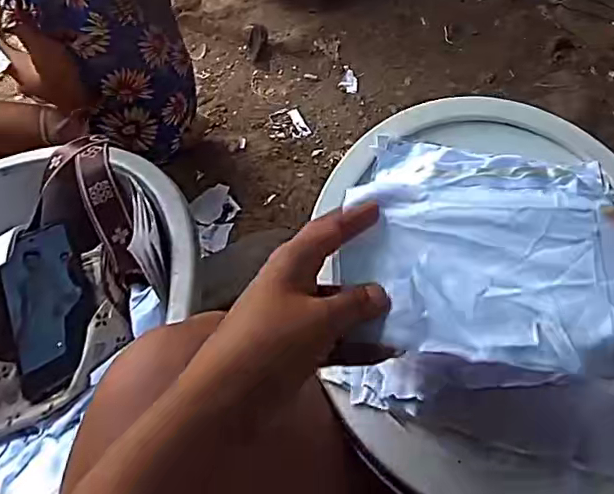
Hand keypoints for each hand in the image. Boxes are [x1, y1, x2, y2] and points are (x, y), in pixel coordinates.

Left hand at [176, 203, 391, 416]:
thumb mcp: (320, 319)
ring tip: (392, 307)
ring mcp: (287, 319)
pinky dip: (353, 341)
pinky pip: (329, 338)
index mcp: (291, 263)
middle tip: (384, 249)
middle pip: (330, 266)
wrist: (221, 407)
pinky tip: (378, 349)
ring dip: (360, 309)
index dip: (352, 218)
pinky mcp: (288, 352)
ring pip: (333, 305)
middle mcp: (288, 285)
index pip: (327, 229)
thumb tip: (378, 294)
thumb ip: (354, 304)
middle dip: (358, 261)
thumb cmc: (266, 347)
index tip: (374, 206)